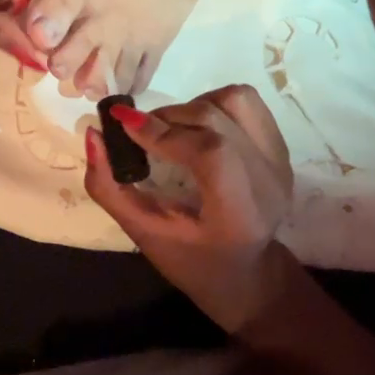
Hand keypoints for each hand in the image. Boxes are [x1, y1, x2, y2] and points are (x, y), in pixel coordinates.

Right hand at [83, 85, 295, 331]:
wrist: (246, 274)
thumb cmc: (191, 261)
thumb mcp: (142, 233)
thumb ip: (110, 187)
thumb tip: (93, 134)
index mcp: (239, 214)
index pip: (210, 153)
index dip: (163, 131)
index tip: (122, 122)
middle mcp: (269, 182)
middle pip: (215, 120)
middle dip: (166, 117)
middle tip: (138, 131)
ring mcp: (280, 162)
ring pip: (233, 101)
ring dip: (191, 106)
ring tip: (171, 130)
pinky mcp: (281, 148)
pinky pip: (246, 102)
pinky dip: (213, 103)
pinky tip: (196, 127)